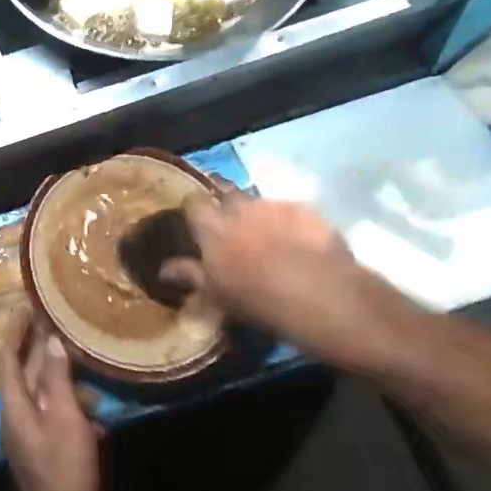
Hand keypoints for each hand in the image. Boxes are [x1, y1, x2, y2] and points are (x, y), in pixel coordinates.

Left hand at [0, 307, 98, 490]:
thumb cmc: (66, 473)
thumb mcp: (66, 419)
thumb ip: (57, 379)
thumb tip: (51, 342)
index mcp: (12, 407)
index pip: (7, 358)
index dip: (15, 330)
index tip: (26, 305)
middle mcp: (14, 417)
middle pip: (23, 373)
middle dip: (39, 348)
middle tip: (58, 323)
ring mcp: (27, 436)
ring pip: (41, 394)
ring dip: (60, 378)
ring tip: (84, 365)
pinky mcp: (43, 450)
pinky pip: (53, 416)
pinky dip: (70, 406)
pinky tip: (94, 412)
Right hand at [159, 194, 422, 373]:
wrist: (327, 299)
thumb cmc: (260, 302)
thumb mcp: (219, 296)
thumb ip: (191, 276)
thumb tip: (164, 269)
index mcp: (212, 228)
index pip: (193, 200)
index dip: (193, 207)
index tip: (194, 219)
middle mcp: (240, 208)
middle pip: (224, 188)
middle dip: (222, 198)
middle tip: (227, 221)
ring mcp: (275, 206)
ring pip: (256, 199)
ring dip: (254, 211)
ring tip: (264, 234)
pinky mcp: (307, 210)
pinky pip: (288, 210)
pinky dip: (285, 220)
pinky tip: (295, 242)